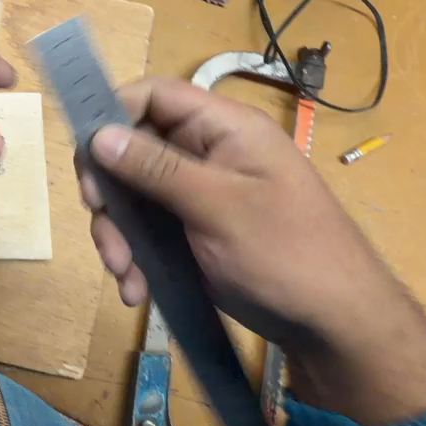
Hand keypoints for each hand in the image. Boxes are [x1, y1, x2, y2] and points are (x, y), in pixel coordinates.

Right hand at [79, 77, 425, 425]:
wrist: (337, 330)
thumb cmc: (289, 255)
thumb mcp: (220, 207)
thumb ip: (157, 168)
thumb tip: (99, 134)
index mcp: (223, 129)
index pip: (154, 95)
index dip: (113, 112)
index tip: (88, 151)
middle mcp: (205, 153)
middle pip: (129, 147)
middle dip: (108, 189)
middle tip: (99, 217)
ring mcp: (194, 193)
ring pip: (129, 193)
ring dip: (116, 231)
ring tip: (123, 271)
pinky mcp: (188, 229)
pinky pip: (143, 228)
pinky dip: (132, 255)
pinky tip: (136, 287)